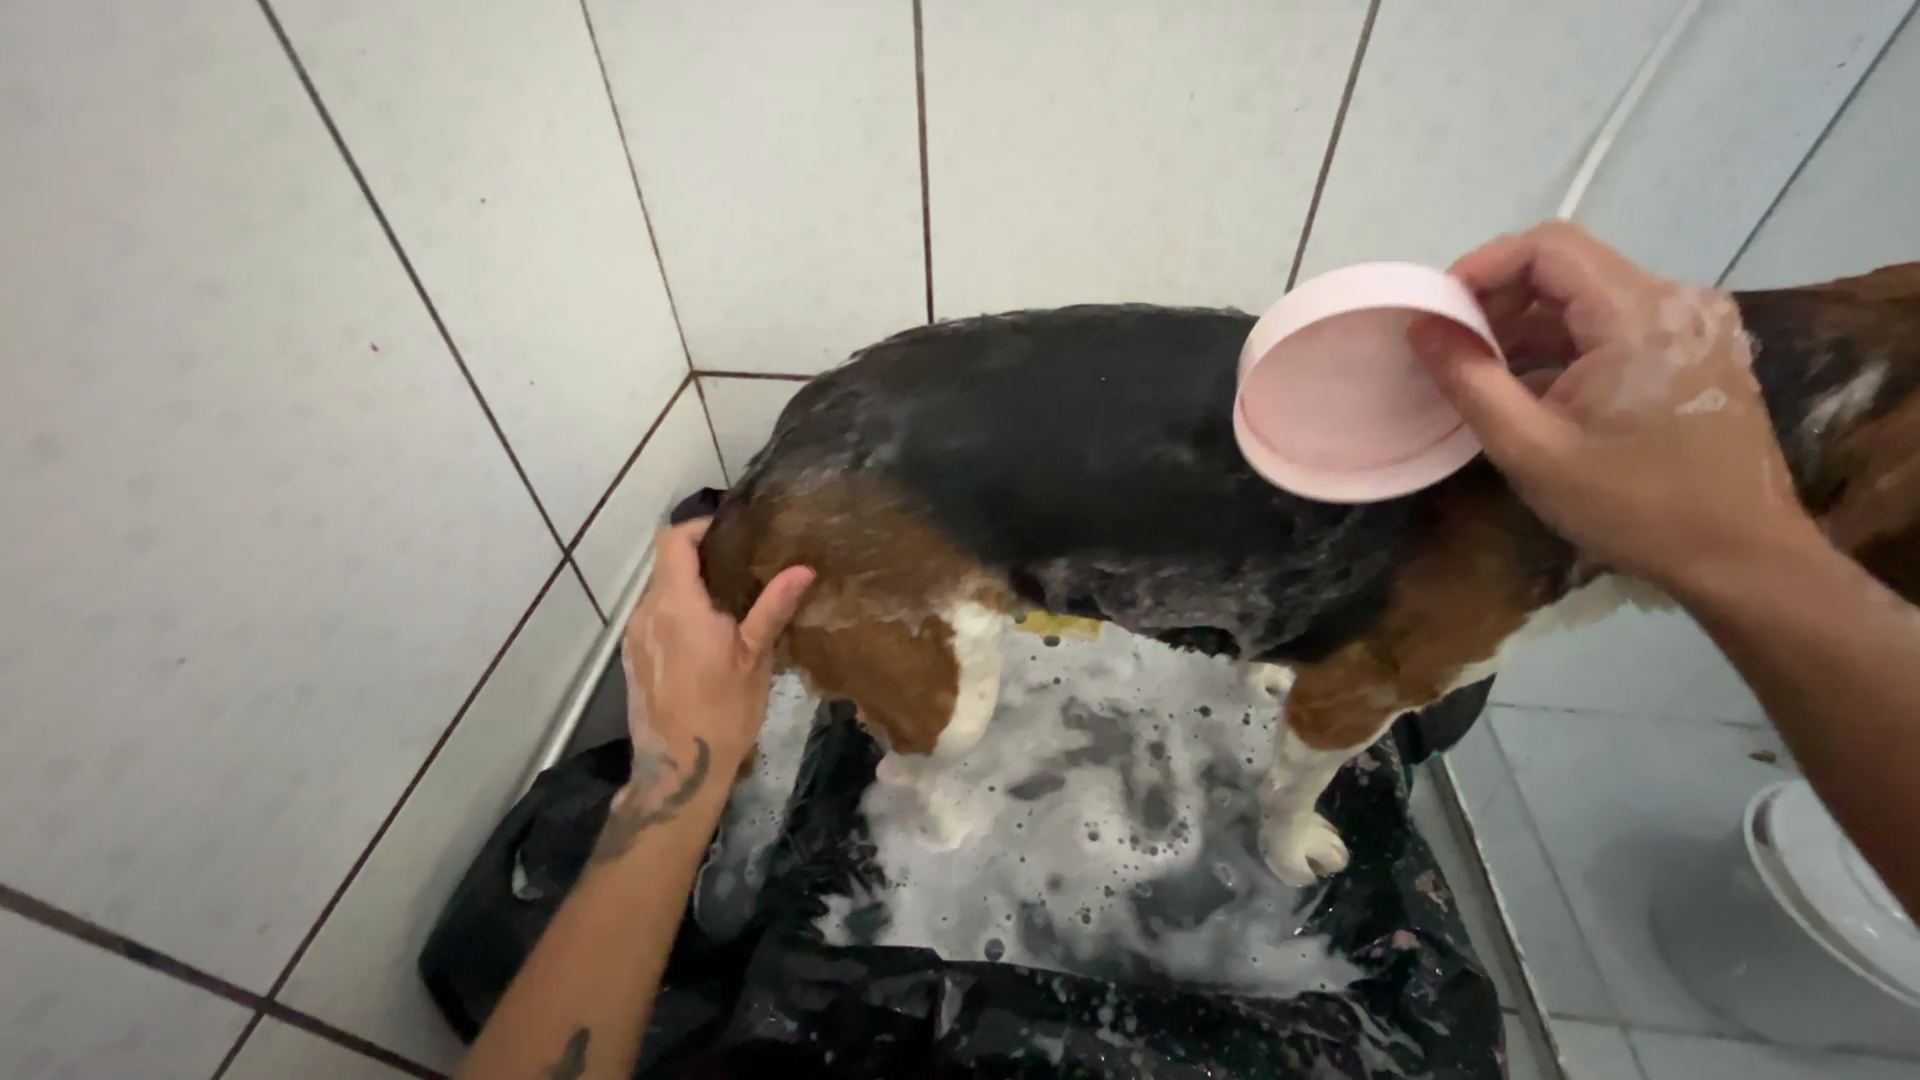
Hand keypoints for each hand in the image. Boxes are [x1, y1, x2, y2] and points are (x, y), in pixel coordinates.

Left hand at [620, 519, 814, 772]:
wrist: (680, 768)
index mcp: (676, 605)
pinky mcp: (633, 657)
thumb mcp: (756, 657)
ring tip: (730, 601)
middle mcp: (646, 613)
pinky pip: (653, 617)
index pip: (673, 541)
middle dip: (701, 558)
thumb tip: (803, 568)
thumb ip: (773, 607)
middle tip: (744, 567)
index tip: (732, 532)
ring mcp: (634, 636)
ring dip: (689, 587)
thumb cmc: (723, 710)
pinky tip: (707, 633)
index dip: (699, 527)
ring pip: (658, 592)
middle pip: (665, 564)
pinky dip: (677, 611)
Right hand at [1407, 221, 1821, 590]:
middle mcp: (1672, 303)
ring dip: (1521, 325)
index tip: (1435, 311)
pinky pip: (1605, 326)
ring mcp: (1687, 326)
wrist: (1737, 554)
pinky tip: (1522, 386)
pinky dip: (1553, 344)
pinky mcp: (1687, 351)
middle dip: (1494, 298)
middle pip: (1566, 267)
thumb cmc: (1630, 504)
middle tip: (1446, 346)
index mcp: (1639, 317)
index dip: (1481, 266)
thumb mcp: (1530, 449)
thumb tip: (1422, 329)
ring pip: (1583, 296)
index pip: (1550, 248)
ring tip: (1474, 371)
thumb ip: (1470, 381)